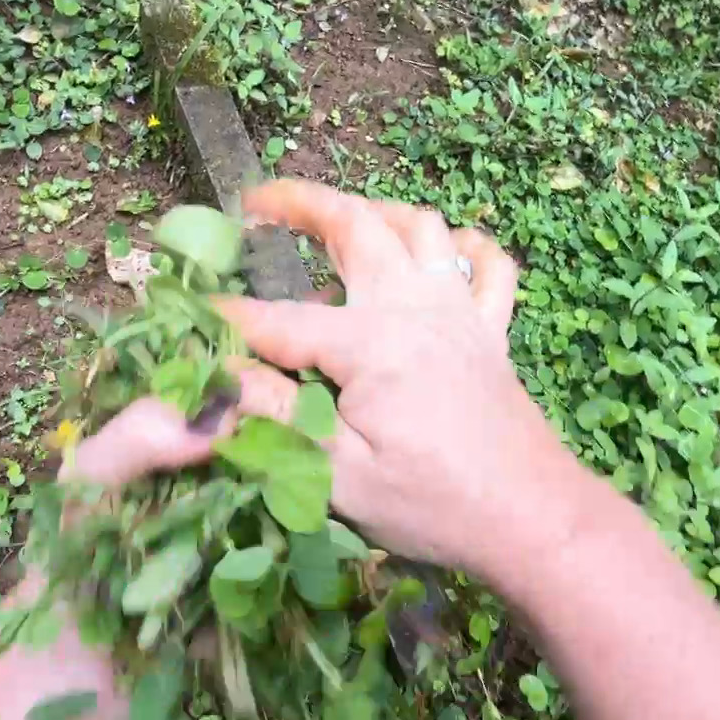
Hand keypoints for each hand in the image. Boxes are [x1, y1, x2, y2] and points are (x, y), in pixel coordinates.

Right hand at [216, 180, 587, 579]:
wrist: (531, 518)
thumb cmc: (433, 503)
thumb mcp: (339, 474)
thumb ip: (277, 414)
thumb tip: (216, 372)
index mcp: (370, 341)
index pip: (278, 320)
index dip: (228, 316)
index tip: (187, 310)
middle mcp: (415, 305)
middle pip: (356, 226)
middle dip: (300, 202)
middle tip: (257, 201)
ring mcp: (460, 310)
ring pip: (422, 228)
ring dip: (378, 213)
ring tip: (342, 223)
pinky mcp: (492, 329)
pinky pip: (489, 266)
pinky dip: (465, 248)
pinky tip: (443, 258)